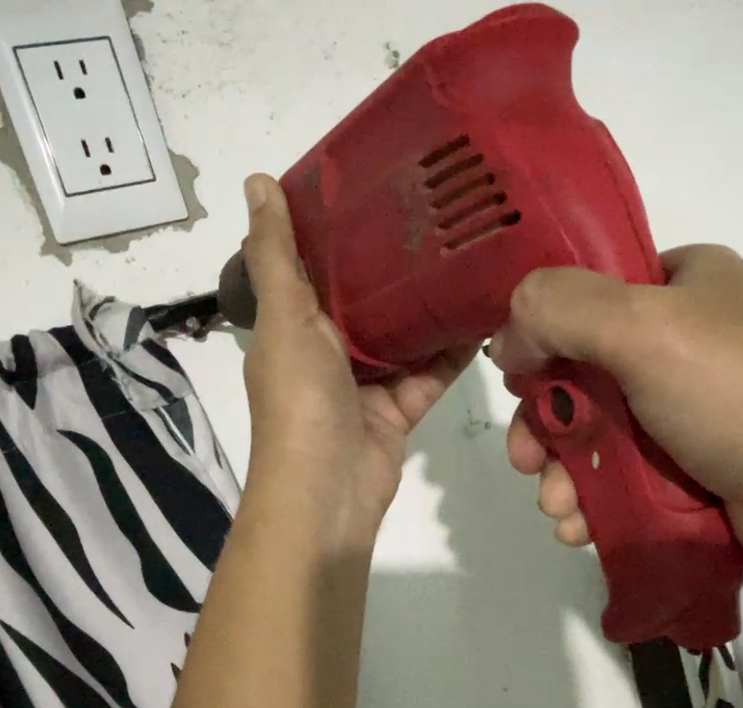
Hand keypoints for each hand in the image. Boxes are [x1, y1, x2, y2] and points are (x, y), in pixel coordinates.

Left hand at [238, 174, 472, 548]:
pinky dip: (453, 350)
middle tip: (437, 211)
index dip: (335, 228)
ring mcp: (365, 383)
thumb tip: (256, 180)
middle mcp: (326, 351)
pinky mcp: (399, 409)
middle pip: (363, 300)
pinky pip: (430, 372)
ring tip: (471, 253)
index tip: (373, 181)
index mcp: (291, 326)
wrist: (327, 491)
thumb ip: (276, 255)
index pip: (312, 267)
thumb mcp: (285, 317)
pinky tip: (486, 314)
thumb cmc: (299, 400)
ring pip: (402, 336)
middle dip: (393, 263)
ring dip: (430, 305)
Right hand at [493, 244, 742, 569]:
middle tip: (525, 463)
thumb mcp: (644, 327)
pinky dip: (596, 501)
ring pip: (600, 435)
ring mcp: (690, 408)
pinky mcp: (695, 466)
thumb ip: (561, 310)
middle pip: (582, 374)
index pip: (585, 295)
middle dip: (546, 427)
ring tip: (561, 513)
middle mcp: (683, 339)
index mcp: (679, 284)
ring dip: (566, 475)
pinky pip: (626, 476)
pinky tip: (581, 528)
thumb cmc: (741, 392)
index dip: (540, 336)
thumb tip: (506, 336)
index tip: (515, 382)